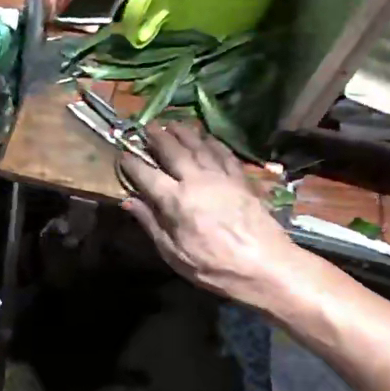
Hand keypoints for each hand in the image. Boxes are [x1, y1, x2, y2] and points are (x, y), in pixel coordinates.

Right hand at [118, 121, 302, 306]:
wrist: (267, 266)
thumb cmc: (214, 266)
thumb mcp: (173, 253)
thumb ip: (150, 223)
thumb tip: (129, 201)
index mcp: (175, 200)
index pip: (146, 174)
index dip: (132, 163)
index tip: (122, 154)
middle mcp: (196, 181)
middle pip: (173, 151)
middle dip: (158, 137)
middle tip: (147, 127)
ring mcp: (221, 177)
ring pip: (199, 146)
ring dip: (184, 133)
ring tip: (173, 123)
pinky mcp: (242, 180)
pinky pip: (224, 154)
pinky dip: (213, 143)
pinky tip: (207, 138)